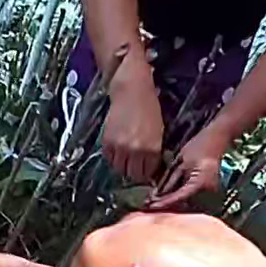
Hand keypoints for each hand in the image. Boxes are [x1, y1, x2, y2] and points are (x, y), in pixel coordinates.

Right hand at [100, 68, 165, 183]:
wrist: (131, 92)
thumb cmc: (150, 108)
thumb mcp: (159, 130)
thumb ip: (154, 150)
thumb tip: (150, 165)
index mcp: (151, 148)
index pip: (147, 172)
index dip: (147, 174)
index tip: (147, 172)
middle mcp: (134, 151)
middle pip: (132, 174)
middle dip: (135, 173)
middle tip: (136, 169)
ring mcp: (118, 148)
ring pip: (118, 169)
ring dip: (123, 167)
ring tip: (127, 162)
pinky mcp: (106, 143)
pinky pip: (109, 159)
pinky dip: (113, 159)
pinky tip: (118, 153)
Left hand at [148, 127, 227, 209]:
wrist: (217, 138)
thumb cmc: (199, 146)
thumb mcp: (180, 164)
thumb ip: (169, 181)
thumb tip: (156, 195)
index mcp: (200, 183)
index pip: (179, 197)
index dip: (163, 202)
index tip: (150, 205)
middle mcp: (208, 190)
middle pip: (182, 203)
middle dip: (165, 204)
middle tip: (148, 204)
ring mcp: (210, 191)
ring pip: (186, 202)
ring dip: (170, 202)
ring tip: (153, 202)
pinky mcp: (207, 189)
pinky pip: (190, 197)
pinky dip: (177, 197)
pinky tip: (165, 197)